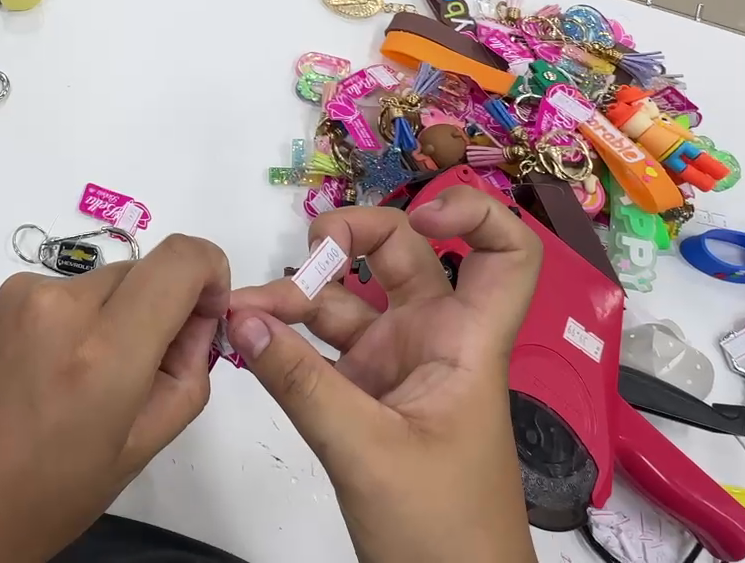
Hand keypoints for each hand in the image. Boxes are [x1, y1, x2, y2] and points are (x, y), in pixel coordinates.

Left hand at [0, 236, 229, 562]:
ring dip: (115, 318)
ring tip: (83, 388)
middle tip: (144, 376)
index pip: (181, 258)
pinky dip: (76, 323)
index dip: (211, 274)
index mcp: (101, 350)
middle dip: (161, 310)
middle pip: (142, 272)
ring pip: (103, 284)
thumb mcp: (132, 453)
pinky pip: (63, 295)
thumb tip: (199, 323)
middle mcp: (60, 303)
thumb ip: (184, 377)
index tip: (205, 317)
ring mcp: (21, 295)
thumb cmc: (34, 503)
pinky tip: (49, 378)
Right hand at [226, 188, 539, 562]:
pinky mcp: (364, 390)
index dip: (473, 214)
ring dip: (297, 296)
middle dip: (350, 238)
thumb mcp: (367, 452)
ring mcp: (395, 362)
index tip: (421, 216)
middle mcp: (431, 337)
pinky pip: (321, 344)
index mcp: (464, 341)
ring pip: (348, 298)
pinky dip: (285, 336)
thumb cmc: (441, 531)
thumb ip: (300, 382)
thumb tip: (240, 318)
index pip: (504, 256)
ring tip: (243, 310)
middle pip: (401, 254)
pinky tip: (248, 336)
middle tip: (307, 251)